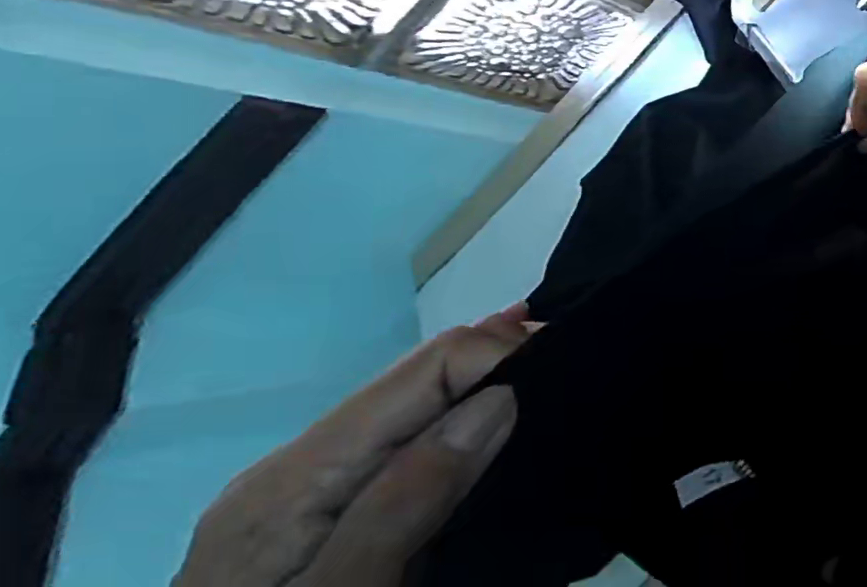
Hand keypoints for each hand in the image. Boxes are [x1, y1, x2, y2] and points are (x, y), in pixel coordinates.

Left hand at [173, 305, 532, 586]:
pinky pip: (407, 439)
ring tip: (551, 361)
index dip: (497, 353)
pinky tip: (498, 396)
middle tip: (570, 361)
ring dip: (486, 379)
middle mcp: (302, 464)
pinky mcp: (328, 513)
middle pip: (419, 376)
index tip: (560, 371)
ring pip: (417, 402)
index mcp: (295, 475)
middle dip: (498, 358)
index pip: (422, 369)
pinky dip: (462, 410)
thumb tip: (501, 397)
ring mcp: (311, 488)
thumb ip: (407, 499)